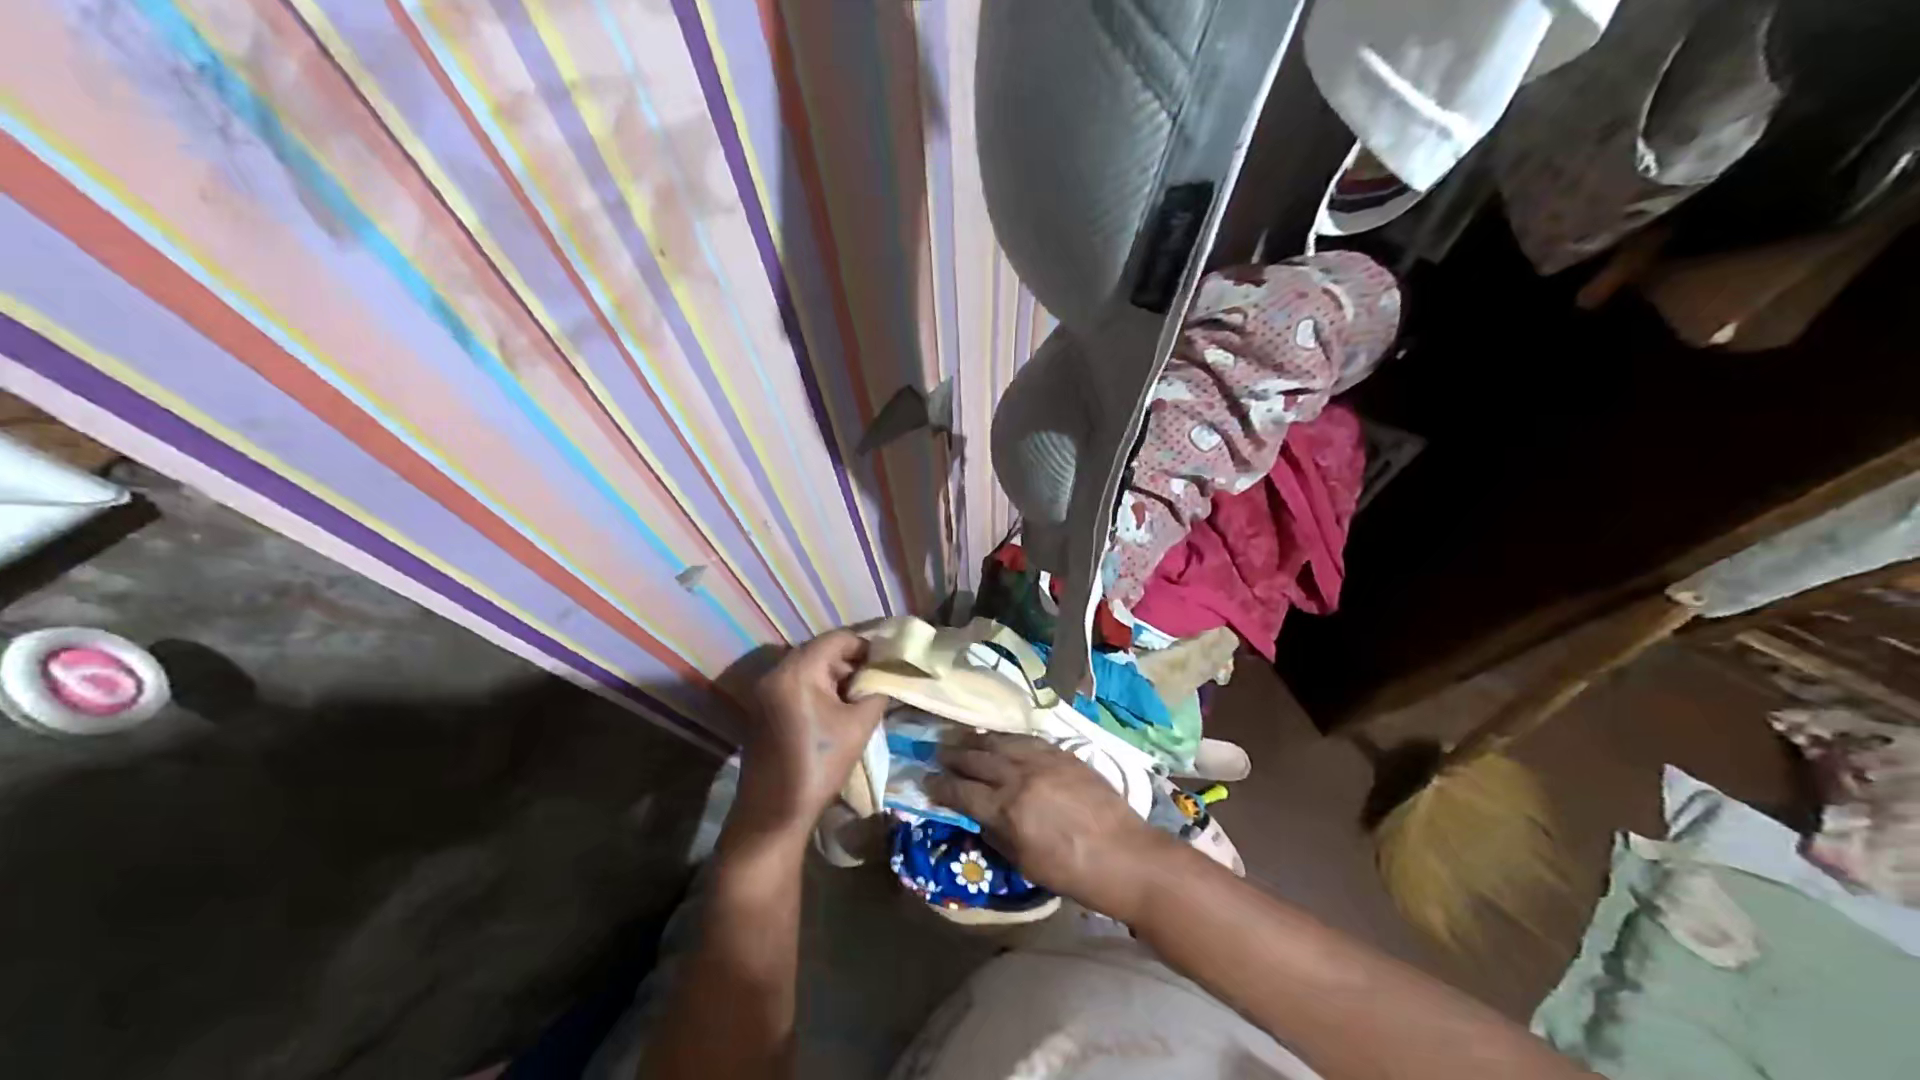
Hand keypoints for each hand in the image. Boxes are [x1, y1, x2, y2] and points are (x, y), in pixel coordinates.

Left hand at [733, 630, 887, 843]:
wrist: (773, 813)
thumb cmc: (819, 765)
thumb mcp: (858, 726)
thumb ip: (876, 692)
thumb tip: (885, 678)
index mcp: (797, 671)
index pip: (837, 639)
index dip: (866, 646)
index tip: (887, 662)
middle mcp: (775, 672)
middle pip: (820, 650)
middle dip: (850, 662)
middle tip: (876, 680)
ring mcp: (765, 690)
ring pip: (808, 667)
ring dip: (834, 676)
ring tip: (860, 696)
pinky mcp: (762, 708)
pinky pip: (795, 684)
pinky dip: (817, 688)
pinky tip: (836, 709)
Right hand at [929, 732, 1176, 920]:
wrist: (1125, 856)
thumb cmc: (1072, 872)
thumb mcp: (1024, 864)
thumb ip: (996, 836)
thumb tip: (978, 817)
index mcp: (1007, 810)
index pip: (962, 791)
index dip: (940, 786)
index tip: (927, 782)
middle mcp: (1020, 778)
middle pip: (977, 759)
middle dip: (953, 756)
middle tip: (938, 753)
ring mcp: (1043, 761)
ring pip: (1000, 742)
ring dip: (977, 740)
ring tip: (963, 739)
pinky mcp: (1064, 754)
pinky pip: (1028, 739)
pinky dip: (1008, 738)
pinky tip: (1001, 739)